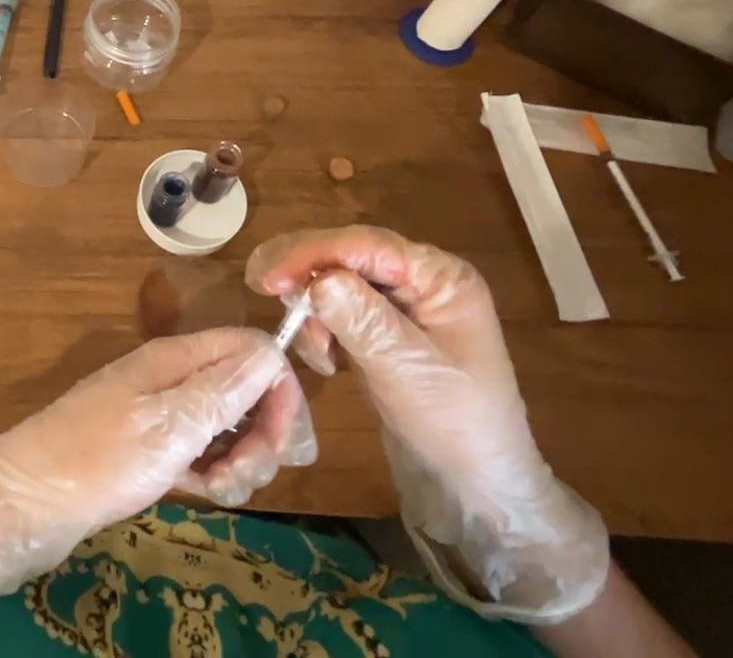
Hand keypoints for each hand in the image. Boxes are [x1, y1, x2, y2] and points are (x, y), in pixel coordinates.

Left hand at [0, 327, 314, 594]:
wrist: (27, 499)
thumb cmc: (96, 460)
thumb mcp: (166, 427)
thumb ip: (221, 391)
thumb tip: (271, 353)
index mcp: (175, 359)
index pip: (251, 348)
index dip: (278, 388)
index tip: (284, 441)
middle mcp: (172, 377)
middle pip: (244, 387)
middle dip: (261, 432)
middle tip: (244, 474)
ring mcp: (160, 411)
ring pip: (226, 424)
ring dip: (238, 459)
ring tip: (216, 489)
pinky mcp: (151, 445)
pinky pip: (200, 449)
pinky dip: (210, 471)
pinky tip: (201, 492)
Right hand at [246, 226, 609, 624]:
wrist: (472, 488)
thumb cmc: (455, 427)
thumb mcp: (408, 371)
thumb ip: (362, 320)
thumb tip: (315, 278)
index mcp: (439, 278)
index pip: (364, 245)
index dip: (310, 254)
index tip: (265, 280)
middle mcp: (418, 281)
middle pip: (344, 255)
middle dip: (304, 275)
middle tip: (260, 290)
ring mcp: (397, 307)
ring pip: (332, 282)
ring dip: (311, 311)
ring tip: (319, 357)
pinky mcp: (377, 333)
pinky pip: (333, 312)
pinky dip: (318, 332)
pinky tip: (327, 365)